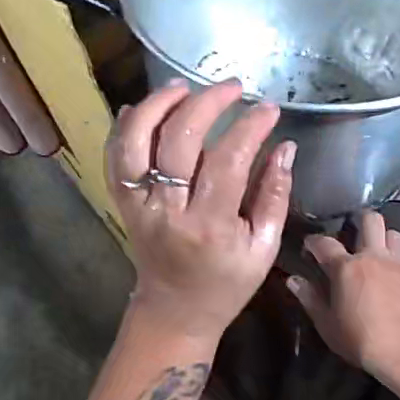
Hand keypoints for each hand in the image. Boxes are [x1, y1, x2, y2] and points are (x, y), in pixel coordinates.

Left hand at [108, 79, 294, 339]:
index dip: (250, 128)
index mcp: (210, 226)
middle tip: (233, 88)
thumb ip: (274, 196)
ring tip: (184, 86)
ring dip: (157, 106)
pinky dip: (124, 128)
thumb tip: (284, 147)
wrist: (176, 312)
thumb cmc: (226, 284)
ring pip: (135, 143)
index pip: (228, 161)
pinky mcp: (123, 204)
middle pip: (178, 140)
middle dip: (207, 103)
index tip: (269, 109)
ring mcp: (140, 206)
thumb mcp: (263, 248)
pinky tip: (143, 108)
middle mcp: (169, 211)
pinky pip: (115, 159)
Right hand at [288, 210, 399, 373]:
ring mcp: (398, 264)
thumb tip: (294, 280)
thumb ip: (310, 299)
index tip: (309, 246)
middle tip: (351, 233)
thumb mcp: (328, 325)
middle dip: (359, 220)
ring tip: (376, 252)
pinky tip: (392, 279)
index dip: (313, 241)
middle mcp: (373, 257)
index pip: (324, 243)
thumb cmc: (362, 341)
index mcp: (346, 267)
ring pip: (393, 233)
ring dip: (383, 238)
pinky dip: (396, 262)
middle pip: (370, 220)